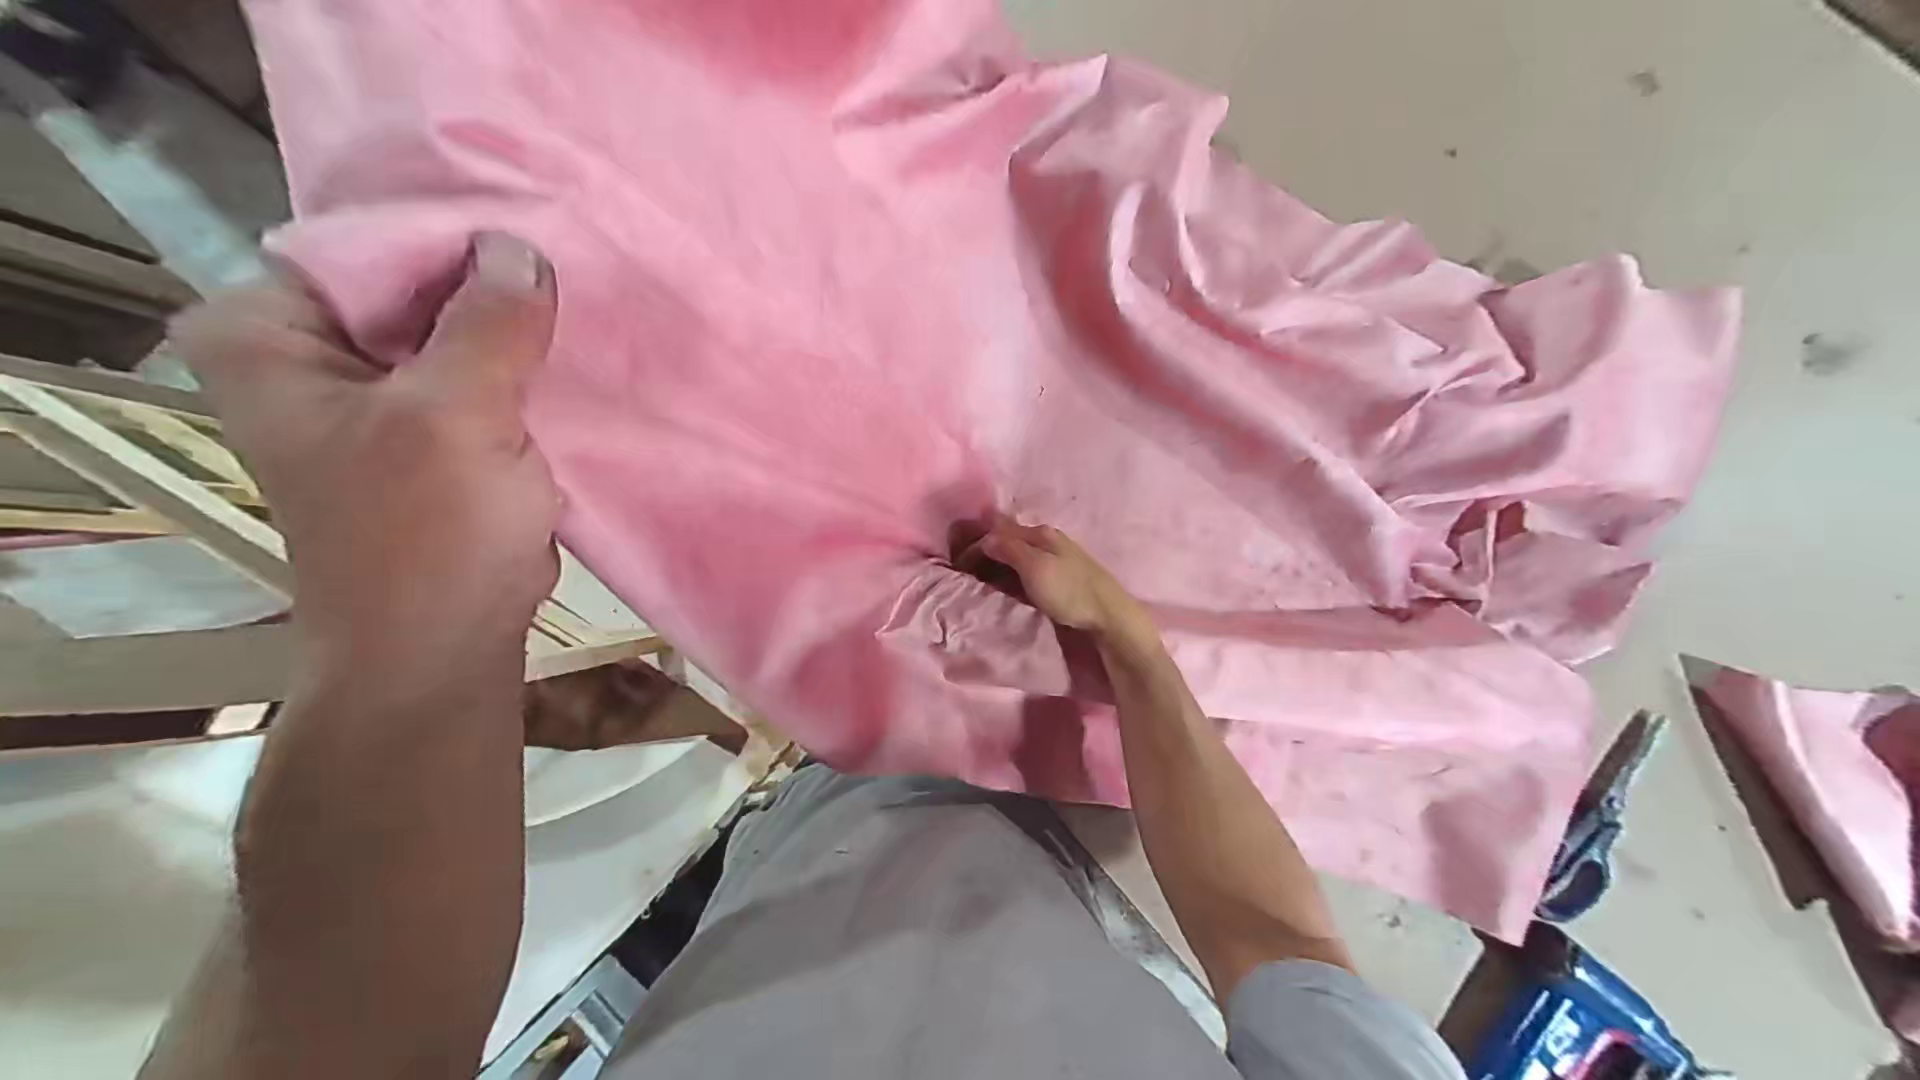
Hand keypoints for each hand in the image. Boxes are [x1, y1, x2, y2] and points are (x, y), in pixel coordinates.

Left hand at [172, 233, 560, 677]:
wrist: (445, 640)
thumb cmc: (425, 532)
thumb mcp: (453, 416)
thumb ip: (488, 326)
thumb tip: (521, 248)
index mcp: (270, 338)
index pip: (366, 251)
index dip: (450, 243)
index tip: (532, 233)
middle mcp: (318, 361)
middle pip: (416, 293)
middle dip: (492, 290)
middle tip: (572, 266)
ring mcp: (384, 403)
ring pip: (459, 340)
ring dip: (518, 336)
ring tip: (584, 309)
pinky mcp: (440, 439)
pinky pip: (487, 383)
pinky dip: (529, 377)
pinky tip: (578, 363)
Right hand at [980, 517, 1153, 644]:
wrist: (1110, 615)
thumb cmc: (1070, 591)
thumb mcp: (1035, 568)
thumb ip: (1009, 549)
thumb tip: (987, 538)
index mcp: (1040, 533)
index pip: (999, 531)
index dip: (976, 545)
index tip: (958, 564)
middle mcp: (1048, 539)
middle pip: (1009, 539)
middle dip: (986, 550)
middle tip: (965, 570)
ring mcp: (1058, 557)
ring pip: (1019, 553)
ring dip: (999, 561)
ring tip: (981, 577)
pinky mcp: (1063, 575)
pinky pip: (1028, 566)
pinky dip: (1012, 571)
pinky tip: (1008, 582)